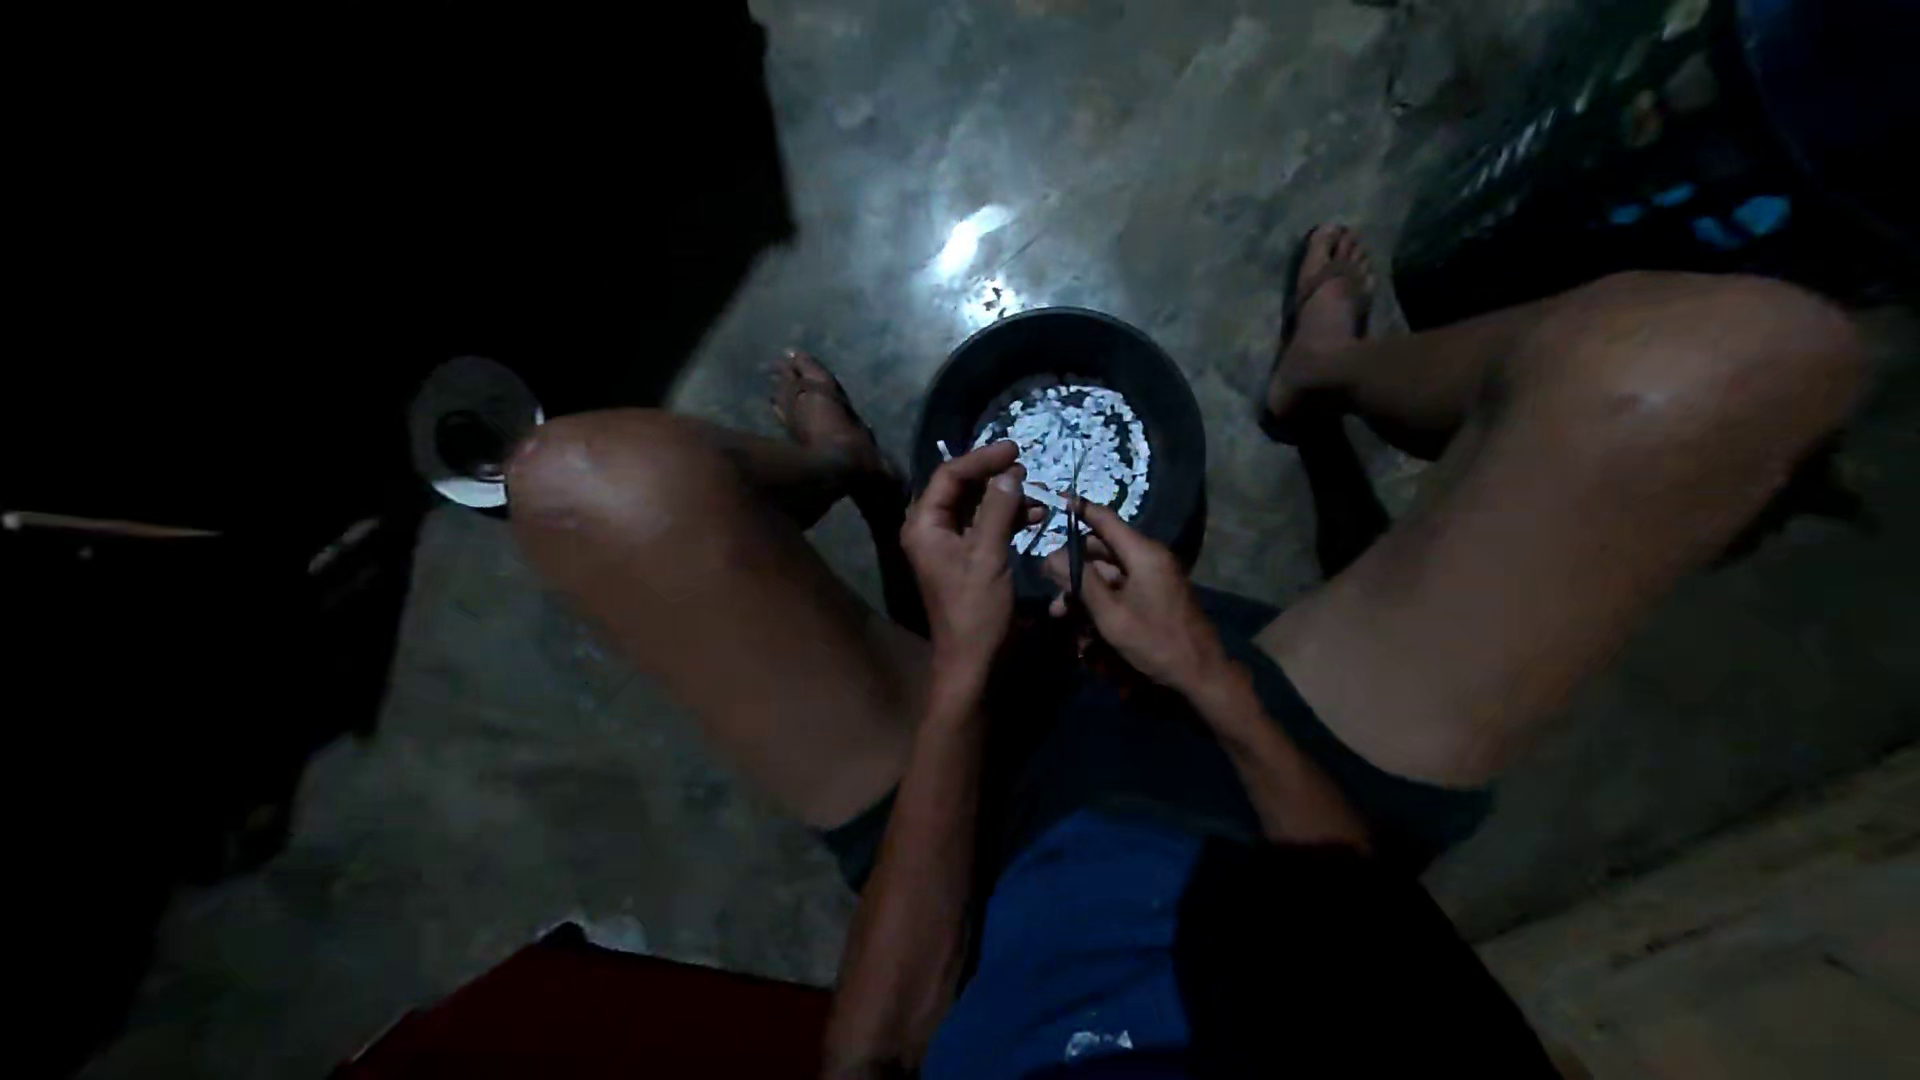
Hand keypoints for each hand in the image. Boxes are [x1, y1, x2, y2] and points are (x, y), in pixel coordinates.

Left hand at [901, 441, 1029, 679]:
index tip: (1015, 449)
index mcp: (924, 525)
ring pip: (976, 506)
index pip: (949, 475)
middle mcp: (931, 529)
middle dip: (994, 477)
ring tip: (1036, 496)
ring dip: (1005, 498)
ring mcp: (948, 544)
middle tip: (1026, 468)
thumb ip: (997, 510)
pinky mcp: (967, 558)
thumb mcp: (987, 555)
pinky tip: (1034, 517)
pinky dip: (1007, 519)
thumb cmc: (975, 609)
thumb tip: (1009, 474)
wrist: (974, 660)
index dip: (982, 459)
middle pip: (961, 488)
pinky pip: (985, 526)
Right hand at [1043, 499, 1231, 697]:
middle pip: (1101, 549)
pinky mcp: (1154, 595)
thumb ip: (1080, 580)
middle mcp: (1149, 558)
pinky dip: (1100, 601)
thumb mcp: (1110, 613)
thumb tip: (1051, 555)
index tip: (1056, 503)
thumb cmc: (1154, 641)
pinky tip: (1082, 626)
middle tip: (1047, 583)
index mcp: (1143, 553)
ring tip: (1059, 614)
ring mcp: (1153, 577)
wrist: (1200, 674)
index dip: (1080, 510)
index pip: (1105, 519)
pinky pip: (1120, 589)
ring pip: (1107, 573)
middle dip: (1072, 567)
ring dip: (1082, 590)